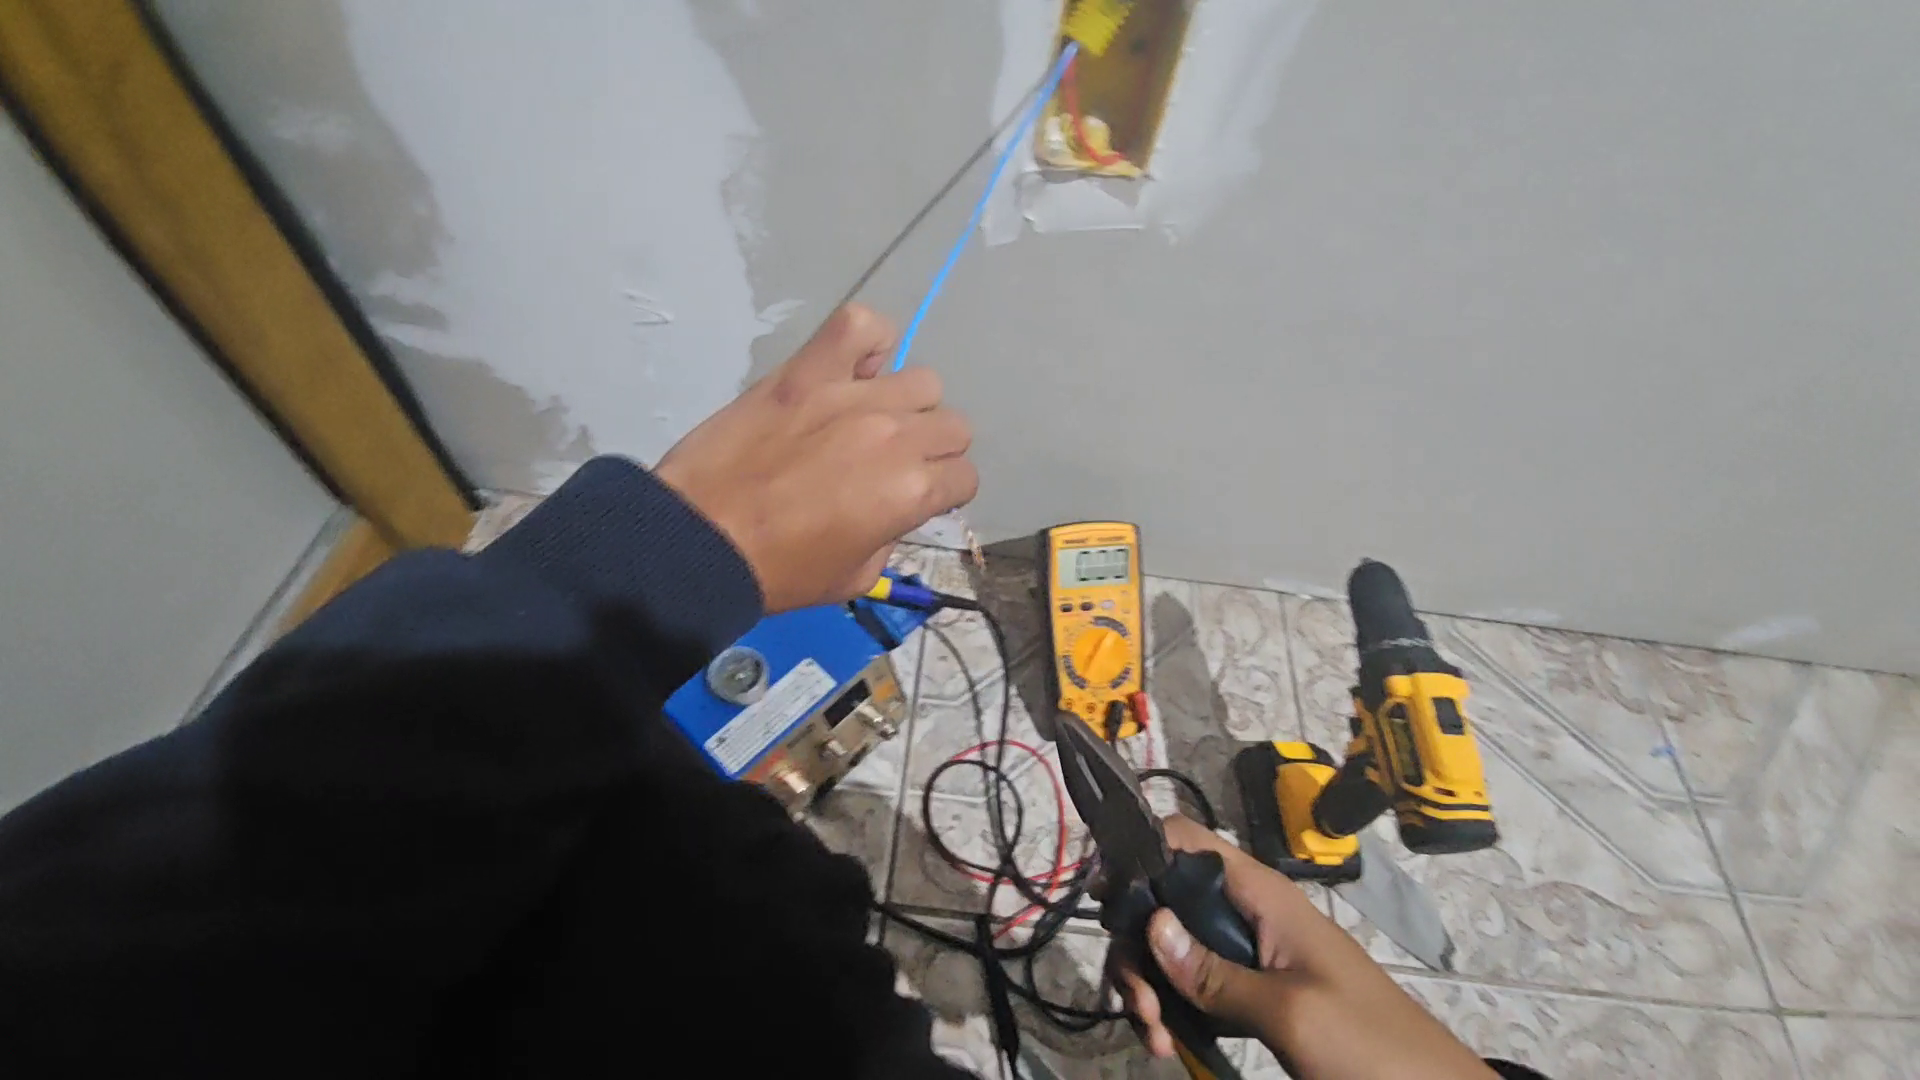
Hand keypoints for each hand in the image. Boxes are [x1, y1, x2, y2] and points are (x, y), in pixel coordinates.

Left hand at [654, 304, 975, 612]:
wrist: (701, 539)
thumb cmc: (780, 570)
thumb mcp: (857, 578)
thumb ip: (892, 537)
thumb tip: (895, 507)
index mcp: (912, 491)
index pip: (965, 478)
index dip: (943, 494)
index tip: (914, 501)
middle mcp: (896, 436)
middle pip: (953, 426)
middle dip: (932, 453)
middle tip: (890, 468)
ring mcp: (853, 395)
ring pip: (922, 382)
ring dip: (906, 407)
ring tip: (867, 423)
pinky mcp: (809, 370)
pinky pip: (860, 326)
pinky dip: (869, 343)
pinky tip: (856, 370)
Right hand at [1111, 816, 1495, 1079]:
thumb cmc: (1371, 1047)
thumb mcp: (1291, 1012)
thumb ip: (1215, 972)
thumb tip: (1149, 923)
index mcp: (1257, 892)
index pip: (1183, 838)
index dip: (1137, 856)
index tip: (1108, 904)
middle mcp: (1242, 910)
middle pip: (1161, 900)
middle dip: (1137, 947)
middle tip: (1138, 1004)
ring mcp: (1242, 951)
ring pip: (1168, 946)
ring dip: (1148, 985)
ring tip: (1155, 1038)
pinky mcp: (1244, 989)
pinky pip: (1189, 984)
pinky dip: (1169, 1009)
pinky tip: (1167, 1046)